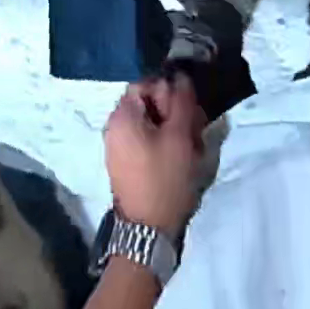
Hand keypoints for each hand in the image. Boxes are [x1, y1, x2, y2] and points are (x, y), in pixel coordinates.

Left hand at [103, 74, 206, 233]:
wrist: (148, 233)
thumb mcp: (179, 135)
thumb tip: (181, 75)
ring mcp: (118, 147)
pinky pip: (147, 141)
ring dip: (174, 128)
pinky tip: (181, 158)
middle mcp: (114, 127)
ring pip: (151, 123)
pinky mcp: (126, 164)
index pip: (147, 84)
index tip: (186, 110)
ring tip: (192, 147)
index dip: (169, 93)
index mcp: (122, 116)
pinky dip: (165, 143)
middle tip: (195, 129)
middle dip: (175, 112)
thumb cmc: (164, 178)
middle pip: (149, 103)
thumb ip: (181, 100)